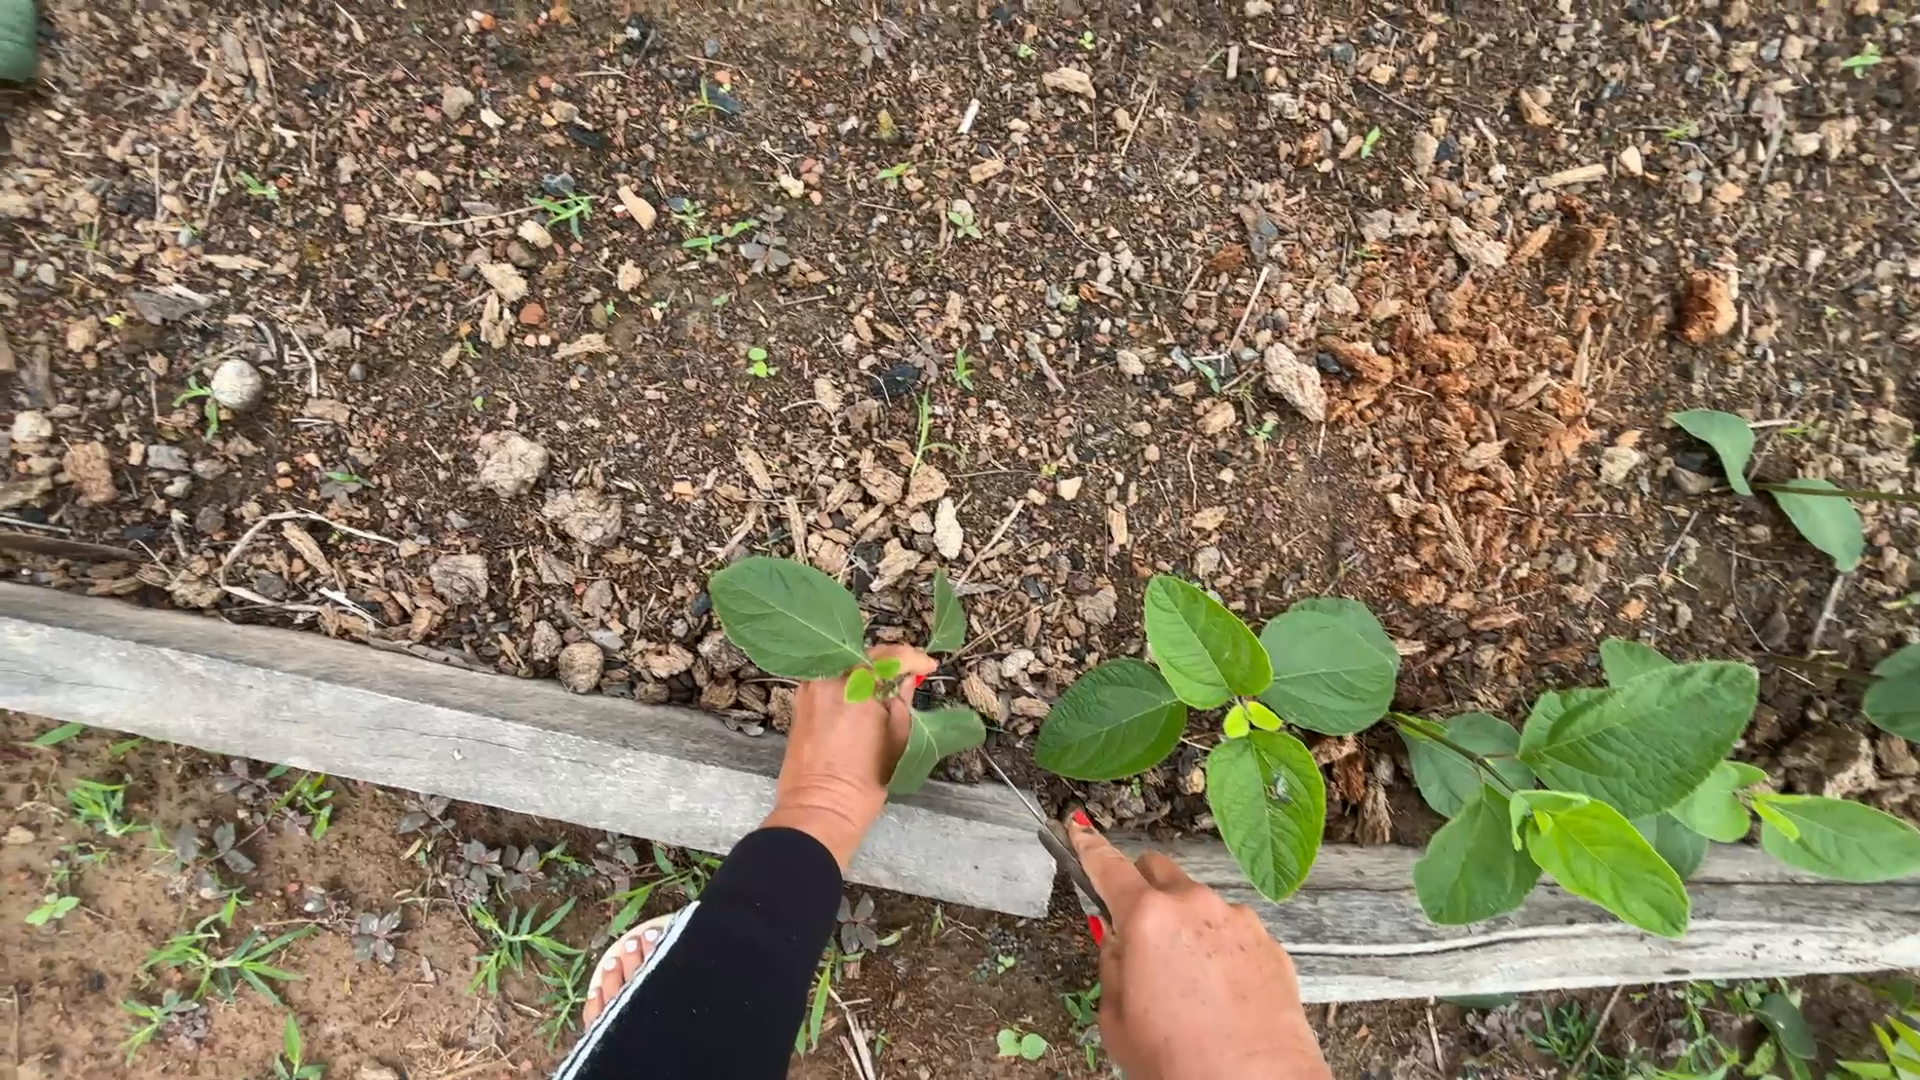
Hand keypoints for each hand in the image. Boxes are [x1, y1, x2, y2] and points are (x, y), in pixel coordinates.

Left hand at [761, 645, 937, 869]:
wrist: (819, 809)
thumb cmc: (863, 782)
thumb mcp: (896, 740)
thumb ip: (902, 703)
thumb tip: (906, 682)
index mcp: (856, 689)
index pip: (891, 658)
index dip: (914, 659)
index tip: (929, 667)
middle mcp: (829, 680)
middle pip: (865, 656)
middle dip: (890, 661)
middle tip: (910, 673)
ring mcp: (810, 689)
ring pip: (845, 664)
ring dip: (867, 669)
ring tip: (887, 683)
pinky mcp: (801, 701)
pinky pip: (829, 678)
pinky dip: (848, 680)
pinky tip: (862, 691)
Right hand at [1068, 816, 1330, 1079]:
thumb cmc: (1178, 1065)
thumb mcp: (1116, 1018)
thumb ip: (1112, 963)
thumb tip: (1121, 940)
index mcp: (1146, 916)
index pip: (1107, 865)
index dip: (1087, 845)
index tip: (1078, 828)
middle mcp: (1192, 903)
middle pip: (1156, 870)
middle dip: (1142, 890)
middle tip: (1140, 934)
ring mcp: (1236, 919)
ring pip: (1197, 902)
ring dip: (1185, 923)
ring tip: (1191, 982)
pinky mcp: (1270, 943)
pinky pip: (1232, 930)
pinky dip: (1221, 948)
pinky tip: (1223, 993)